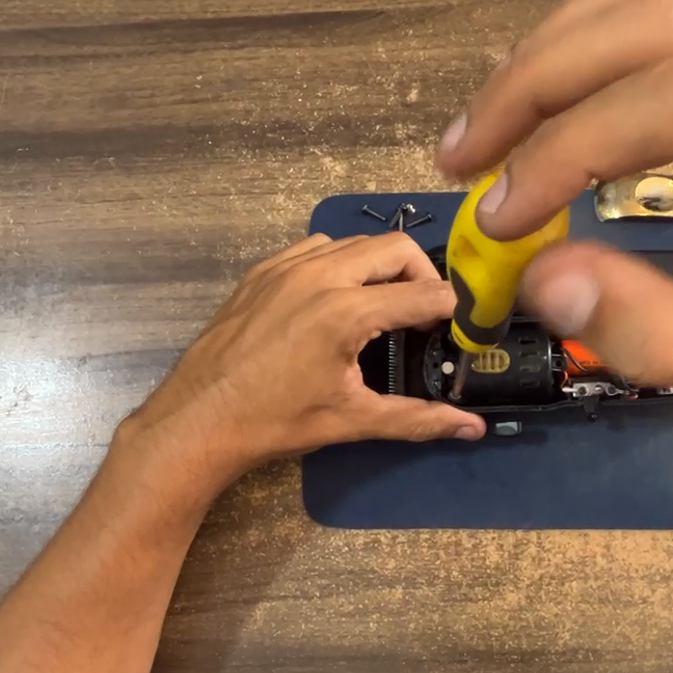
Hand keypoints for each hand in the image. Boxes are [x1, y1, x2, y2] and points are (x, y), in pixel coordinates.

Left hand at [126, 232, 486, 481]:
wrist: (199, 420)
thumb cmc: (277, 422)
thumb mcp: (353, 420)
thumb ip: (419, 419)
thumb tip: (474, 430)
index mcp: (346, 311)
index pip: (424, 294)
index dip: (449, 310)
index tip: (452, 329)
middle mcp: (320, 275)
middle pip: (394, 247)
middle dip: (421, 274)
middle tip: (422, 313)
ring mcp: (285, 267)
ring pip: (353, 242)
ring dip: (379, 265)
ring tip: (380, 306)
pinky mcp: (261, 271)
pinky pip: (315, 248)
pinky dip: (339, 263)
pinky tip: (333, 300)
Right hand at [435, 0, 672, 416]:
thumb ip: (650, 333)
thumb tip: (539, 278)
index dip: (573, 146)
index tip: (498, 217)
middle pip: (667, 14)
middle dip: (540, 82)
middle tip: (462, 157)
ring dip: (557, 46)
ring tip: (491, 124)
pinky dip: (594, 32)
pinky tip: (552, 90)